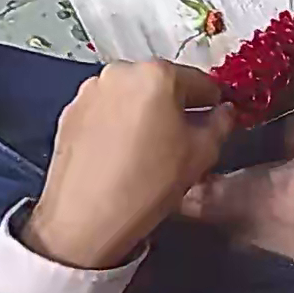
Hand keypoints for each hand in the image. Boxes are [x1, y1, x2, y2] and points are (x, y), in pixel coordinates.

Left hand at [24, 61, 234, 269]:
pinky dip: (121, 123)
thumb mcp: (203, 152)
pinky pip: (109, 110)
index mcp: (158, 74)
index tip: (216, 118)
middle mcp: (121, 73)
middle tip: (183, 137)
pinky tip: (125, 152)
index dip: (213, 103)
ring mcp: (91, 92)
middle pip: (164, 84)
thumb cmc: (149, 182)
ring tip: (151, 147)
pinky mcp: (70, 113)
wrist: (85, 220)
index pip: (200, 82)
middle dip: (177, 106)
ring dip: (147, 112)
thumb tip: (223, 112)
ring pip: (134, 96)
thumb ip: (222, 123)